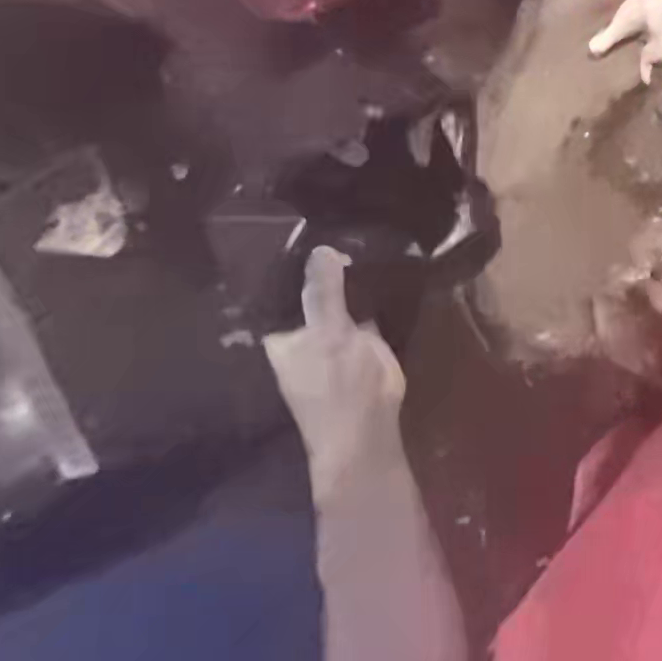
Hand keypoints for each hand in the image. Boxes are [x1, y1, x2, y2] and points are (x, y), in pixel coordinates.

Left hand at [263, 247, 405, 492]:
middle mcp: (301, 335)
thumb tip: (321, 248)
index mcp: (280, 335)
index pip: (281, 289)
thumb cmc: (337, 386)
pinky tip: (381, 270)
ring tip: (365, 239)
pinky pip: (361, 311)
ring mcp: (331, 340)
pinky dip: (368, 296)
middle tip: (346, 227)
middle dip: (326, 267)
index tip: (309, 228)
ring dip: (349, 280)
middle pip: (311, 293)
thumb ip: (323, 292)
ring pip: (338, 301)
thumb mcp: (329, 334)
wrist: (367, 433)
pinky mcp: (359, 345)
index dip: (294, 261)